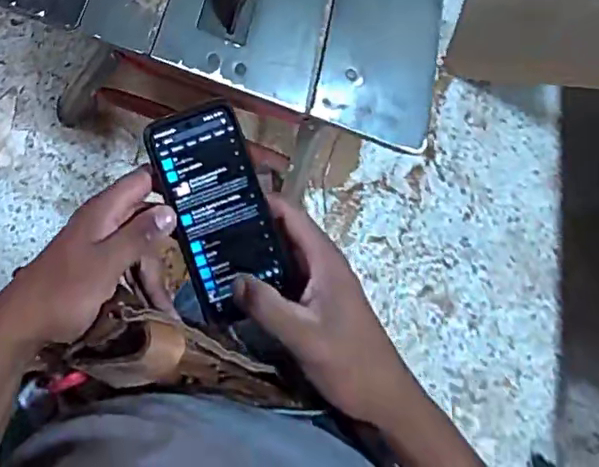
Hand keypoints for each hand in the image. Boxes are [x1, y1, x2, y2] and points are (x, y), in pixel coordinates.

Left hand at [0, 167, 176, 350]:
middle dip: (163, 244)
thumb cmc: (63, 291)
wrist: (20, 327)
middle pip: (145, 218)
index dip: (168, 181)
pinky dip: (138, 282)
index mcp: (105, 210)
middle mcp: (103, 219)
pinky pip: (126, 263)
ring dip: (151, 273)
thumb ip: (138, 235)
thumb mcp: (107, 264)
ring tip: (163, 310)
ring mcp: (98, 242)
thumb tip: (170, 209)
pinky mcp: (95, 265)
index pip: (143, 179)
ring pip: (137, 245)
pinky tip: (148, 307)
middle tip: (182, 272)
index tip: (196, 194)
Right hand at [233, 194, 422, 427]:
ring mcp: (320, 284)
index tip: (229, 197)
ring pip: (284, 257)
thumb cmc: (350, 361)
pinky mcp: (316, 303)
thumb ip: (268, 306)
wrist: (384, 400)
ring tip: (219, 251)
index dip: (262, 201)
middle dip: (252, 225)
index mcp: (324, 258)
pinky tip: (241, 287)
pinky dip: (265, 277)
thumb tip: (234, 279)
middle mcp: (322, 263)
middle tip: (214, 226)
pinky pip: (286, 279)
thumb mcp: (304, 335)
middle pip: (284, 232)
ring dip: (257, 253)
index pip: (290, 213)